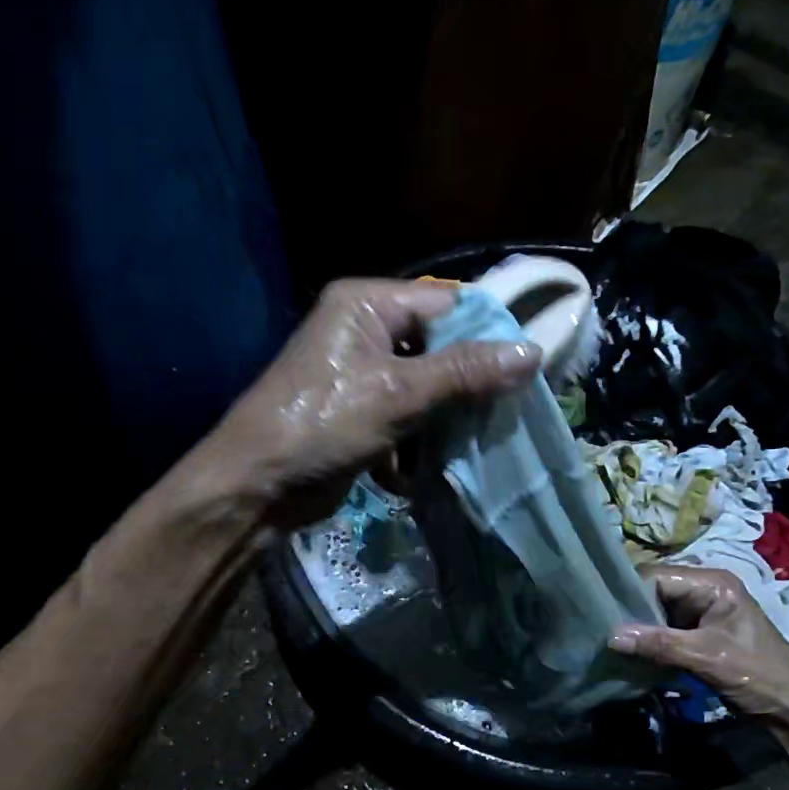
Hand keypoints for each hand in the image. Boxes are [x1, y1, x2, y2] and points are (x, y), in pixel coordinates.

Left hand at [214, 278, 540, 525]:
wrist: (256, 486)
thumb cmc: (323, 424)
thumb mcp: (398, 395)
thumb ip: (465, 373)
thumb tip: (532, 353)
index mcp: (366, 303)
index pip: (447, 305)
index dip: (487, 336)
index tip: (526, 371)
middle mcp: (363, 329)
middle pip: (437, 348)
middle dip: (465, 387)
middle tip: (501, 414)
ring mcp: (358, 373)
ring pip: (424, 389)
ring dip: (439, 423)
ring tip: (460, 448)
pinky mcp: (356, 413)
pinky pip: (403, 418)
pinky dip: (411, 445)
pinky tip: (409, 473)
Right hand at [609, 566, 788, 737]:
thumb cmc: (759, 676)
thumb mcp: (707, 658)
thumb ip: (658, 644)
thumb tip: (610, 636)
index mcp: (712, 583)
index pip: (656, 576)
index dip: (629, 593)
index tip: (603, 613)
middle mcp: (703, 589)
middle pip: (652, 590)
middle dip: (629, 609)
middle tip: (602, 628)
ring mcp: (700, 610)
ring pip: (654, 609)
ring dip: (636, 626)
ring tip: (610, 639)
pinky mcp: (696, 630)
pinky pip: (662, 626)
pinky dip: (647, 638)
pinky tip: (630, 650)